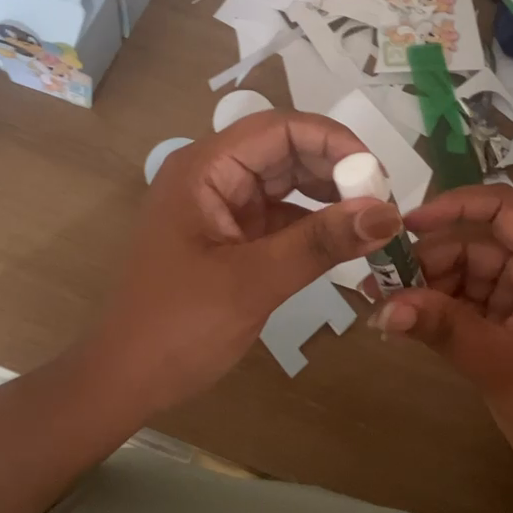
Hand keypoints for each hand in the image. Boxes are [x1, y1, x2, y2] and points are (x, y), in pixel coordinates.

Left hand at [85, 110, 402, 415]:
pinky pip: (281, 213)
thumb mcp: (253, 282)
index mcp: (205, 168)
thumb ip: (320, 243)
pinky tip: (346, 238)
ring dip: (329, 194)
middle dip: (335, 168)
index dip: (332, 140)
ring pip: (287, 180)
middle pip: (286, 149)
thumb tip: (388, 213)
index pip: (279, 128)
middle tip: (383, 199)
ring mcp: (221, 204)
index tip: (377, 173)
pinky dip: (314, 222)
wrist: (124, 384)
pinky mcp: (231, 234)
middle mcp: (214, 175)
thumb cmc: (177, 327)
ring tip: (373, 217)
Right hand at [368, 185, 512, 500]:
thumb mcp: (499, 364)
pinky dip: (445, 310)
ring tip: (389, 303)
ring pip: (473, 273)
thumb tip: (382, 308)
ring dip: (433, 285)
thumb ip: (442, 328)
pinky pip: (476, 303)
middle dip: (434, 257)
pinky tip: (411, 321)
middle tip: (384, 279)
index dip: (456, 206)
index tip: (407, 225)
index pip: (504, 208)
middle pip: (482, 242)